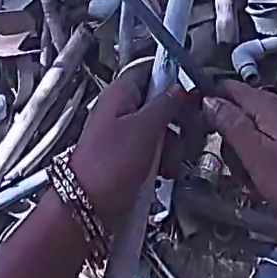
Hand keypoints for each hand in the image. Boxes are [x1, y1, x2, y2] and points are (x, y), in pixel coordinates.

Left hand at [71, 61, 195, 225]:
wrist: (86, 207)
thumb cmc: (106, 166)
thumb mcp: (144, 129)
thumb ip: (166, 105)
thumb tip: (181, 88)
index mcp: (120, 94)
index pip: (150, 70)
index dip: (173, 79)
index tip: (190, 94)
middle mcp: (122, 110)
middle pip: (161, 102)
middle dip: (177, 120)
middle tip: (185, 132)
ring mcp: (126, 135)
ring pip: (161, 129)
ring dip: (173, 145)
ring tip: (169, 161)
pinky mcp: (129, 158)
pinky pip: (155, 152)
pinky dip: (164, 161)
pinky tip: (164, 172)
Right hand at [203, 81, 276, 232]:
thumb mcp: (257, 156)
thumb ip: (231, 125)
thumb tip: (208, 100)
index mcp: (267, 105)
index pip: (227, 88)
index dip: (207, 101)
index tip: (195, 124)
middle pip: (236, 109)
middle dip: (226, 134)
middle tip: (231, 162)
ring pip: (248, 128)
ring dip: (241, 151)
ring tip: (249, 176)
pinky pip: (262, 141)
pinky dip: (256, 157)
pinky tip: (261, 178)